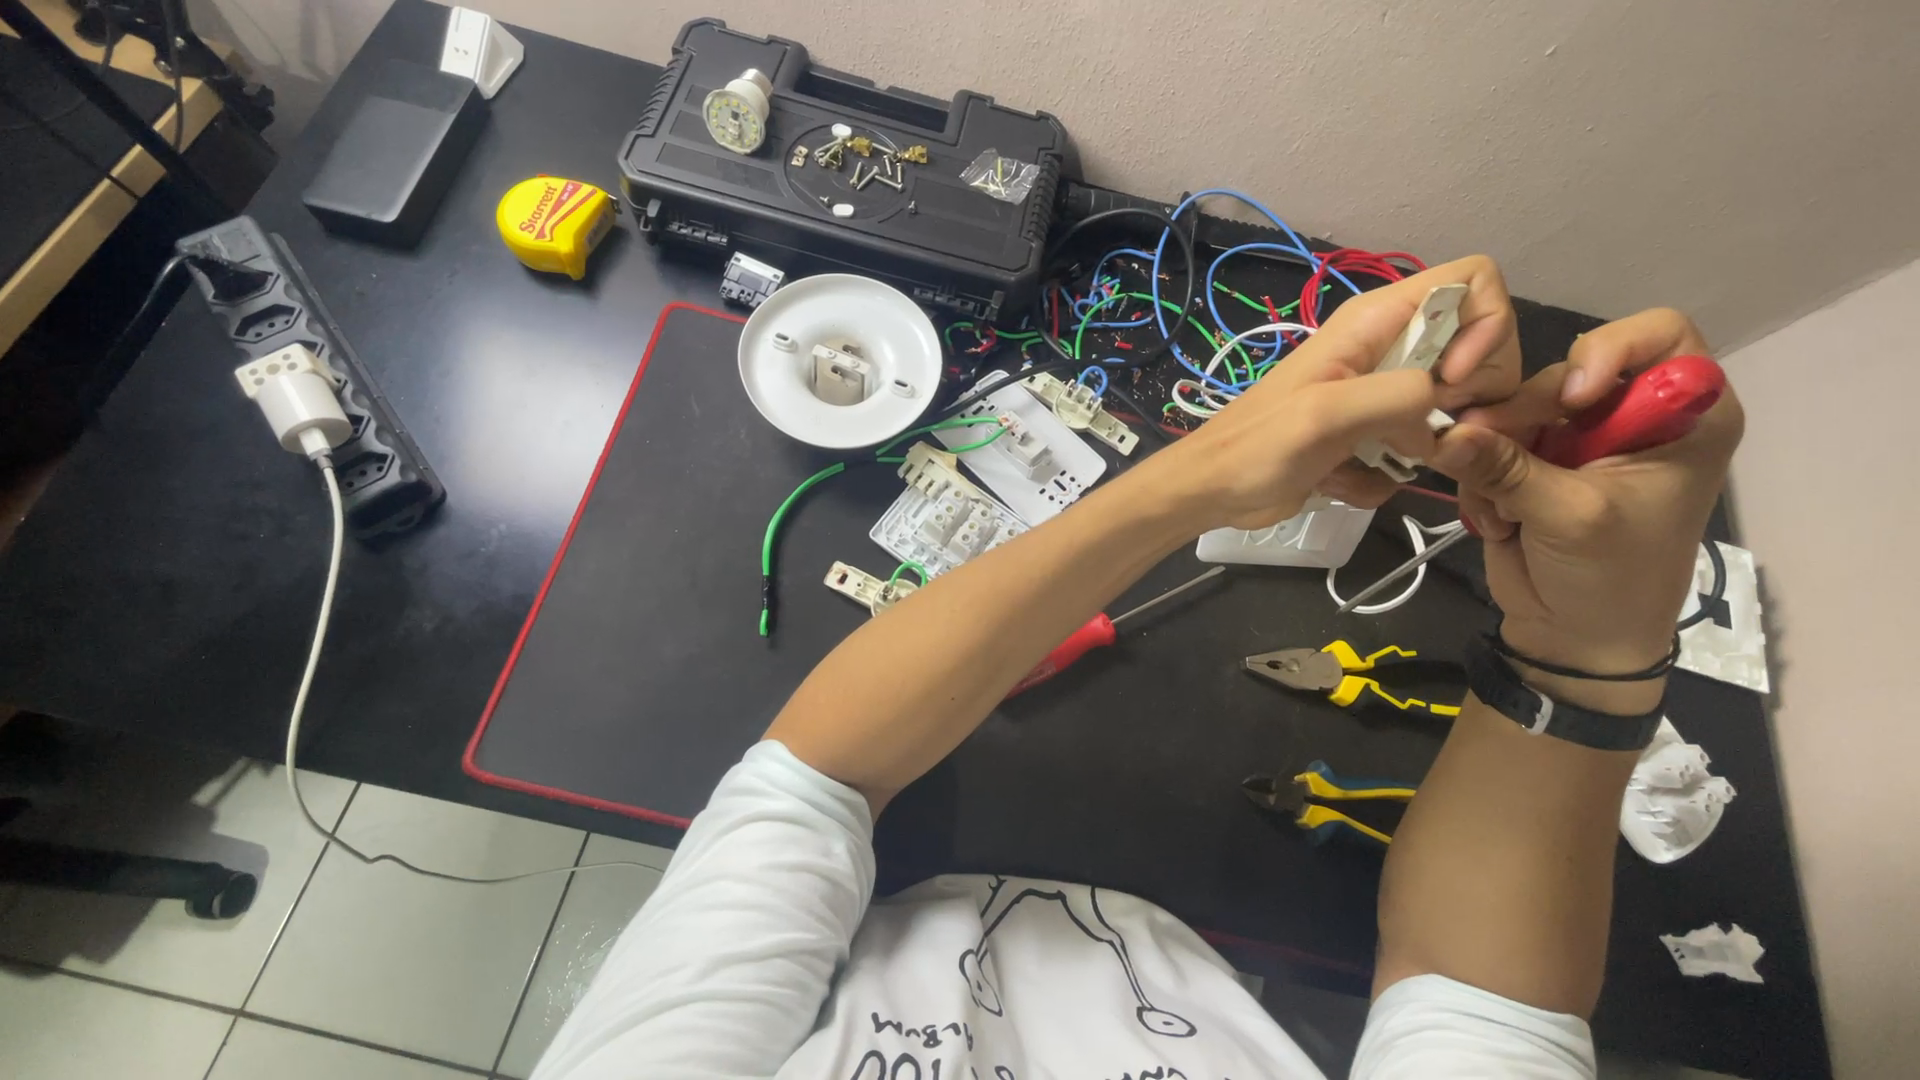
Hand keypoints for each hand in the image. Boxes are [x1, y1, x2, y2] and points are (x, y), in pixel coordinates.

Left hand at [1159, 256, 1523, 530]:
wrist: (1213, 491)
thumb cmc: (1258, 447)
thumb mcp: (1326, 413)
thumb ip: (1400, 395)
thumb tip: (1443, 411)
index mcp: (1375, 321)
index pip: (1474, 281)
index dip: (1487, 327)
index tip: (1455, 382)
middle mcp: (1385, 349)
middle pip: (1476, 353)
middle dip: (1463, 402)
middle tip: (1423, 436)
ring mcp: (1377, 396)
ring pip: (1446, 412)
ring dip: (1416, 451)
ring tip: (1366, 462)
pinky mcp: (1368, 437)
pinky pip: (1410, 452)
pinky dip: (1381, 476)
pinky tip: (1338, 480)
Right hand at [1427, 309, 1744, 707]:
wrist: (1576, 638)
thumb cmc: (1609, 576)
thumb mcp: (1569, 517)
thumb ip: (1508, 468)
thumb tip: (1443, 433)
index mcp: (1681, 417)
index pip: (1657, 336)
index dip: (1608, 351)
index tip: (1571, 399)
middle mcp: (1629, 417)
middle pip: (1563, 375)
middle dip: (1520, 418)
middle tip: (1488, 455)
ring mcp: (1575, 442)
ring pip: (1513, 411)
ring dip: (1492, 457)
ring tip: (1498, 509)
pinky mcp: (1530, 466)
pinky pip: (1486, 448)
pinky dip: (1479, 481)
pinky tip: (1495, 521)